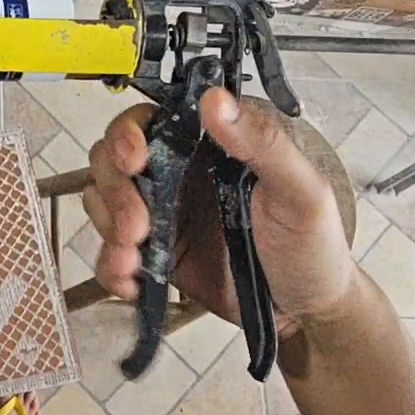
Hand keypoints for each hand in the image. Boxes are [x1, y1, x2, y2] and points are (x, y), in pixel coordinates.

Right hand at [84, 89, 363, 340]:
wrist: (306, 314)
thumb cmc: (313, 247)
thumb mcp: (302, 192)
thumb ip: (263, 143)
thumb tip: (216, 100)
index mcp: (208, 149)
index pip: (147, 122)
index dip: (127, 135)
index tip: (134, 160)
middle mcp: (176, 175)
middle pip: (110, 162)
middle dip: (115, 194)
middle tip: (137, 227)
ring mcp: (161, 216)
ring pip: (102, 204)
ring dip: (108, 230)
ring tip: (135, 258)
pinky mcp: (152, 254)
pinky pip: (110, 253)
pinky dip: (110, 267)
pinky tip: (131, 280)